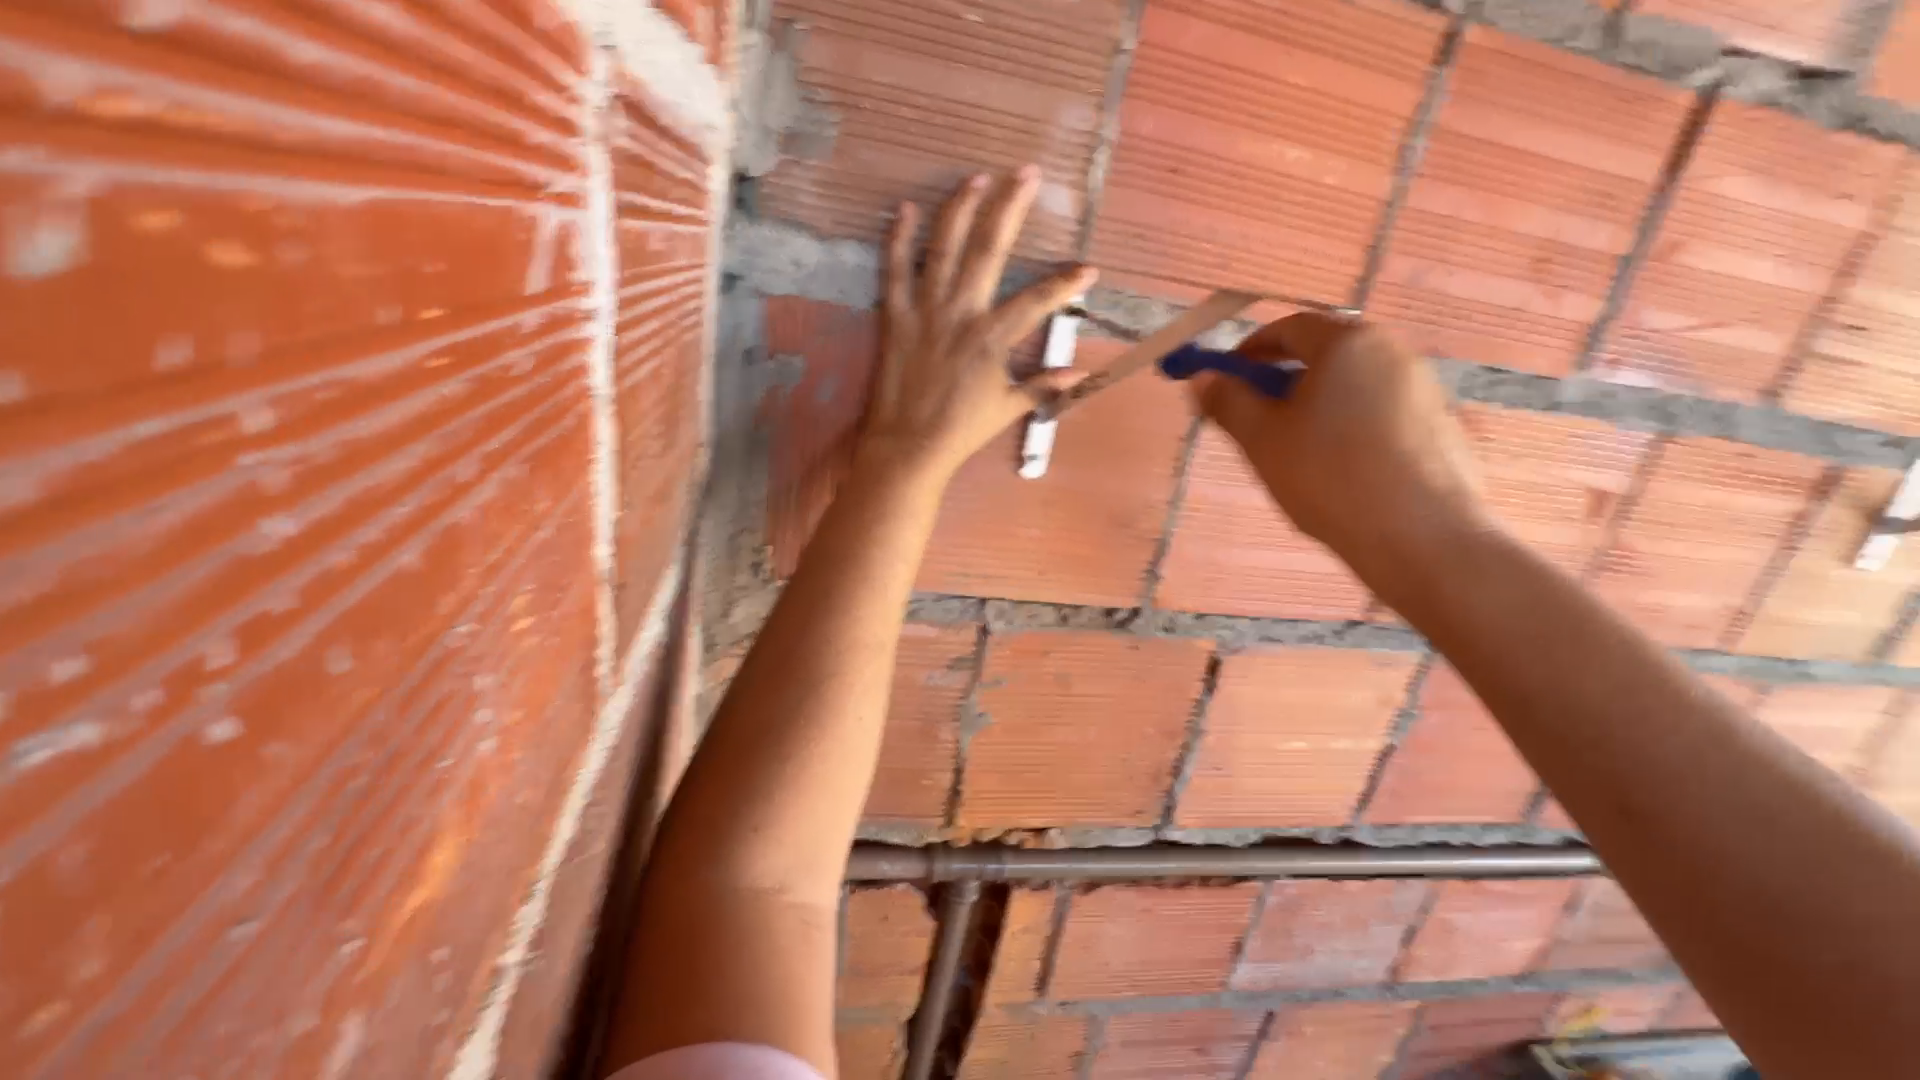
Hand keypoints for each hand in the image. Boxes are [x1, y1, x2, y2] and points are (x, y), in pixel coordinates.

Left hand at [858, 167, 1096, 483]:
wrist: (907, 446)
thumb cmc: (960, 430)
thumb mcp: (1008, 409)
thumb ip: (1044, 386)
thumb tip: (1082, 372)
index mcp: (992, 338)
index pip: (1037, 301)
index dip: (1065, 283)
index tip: (1089, 267)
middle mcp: (961, 313)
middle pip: (989, 250)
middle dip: (1011, 207)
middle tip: (1027, 173)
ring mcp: (925, 310)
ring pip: (943, 248)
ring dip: (959, 208)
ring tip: (976, 177)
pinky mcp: (895, 316)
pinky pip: (894, 270)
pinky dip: (897, 239)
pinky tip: (903, 208)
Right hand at [1191, 313, 1494, 576]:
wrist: (1420, 536)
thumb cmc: (1328, 477)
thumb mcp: (1261, 440)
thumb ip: (1227, 401)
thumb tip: (1202, 377)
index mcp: (1347, 342)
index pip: (1289, 327)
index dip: (1251, 349)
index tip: (1227, 378)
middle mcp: (1392, 351)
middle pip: (1326, 352)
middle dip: (1285, 378)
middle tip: (1258, 417)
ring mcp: (1425, 387)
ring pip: (1355, 384)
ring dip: (1319, 403)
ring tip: (1298, 450)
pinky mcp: (1442, 424)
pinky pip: (1383, 412)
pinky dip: (1353, 425)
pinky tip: (1342, 470)